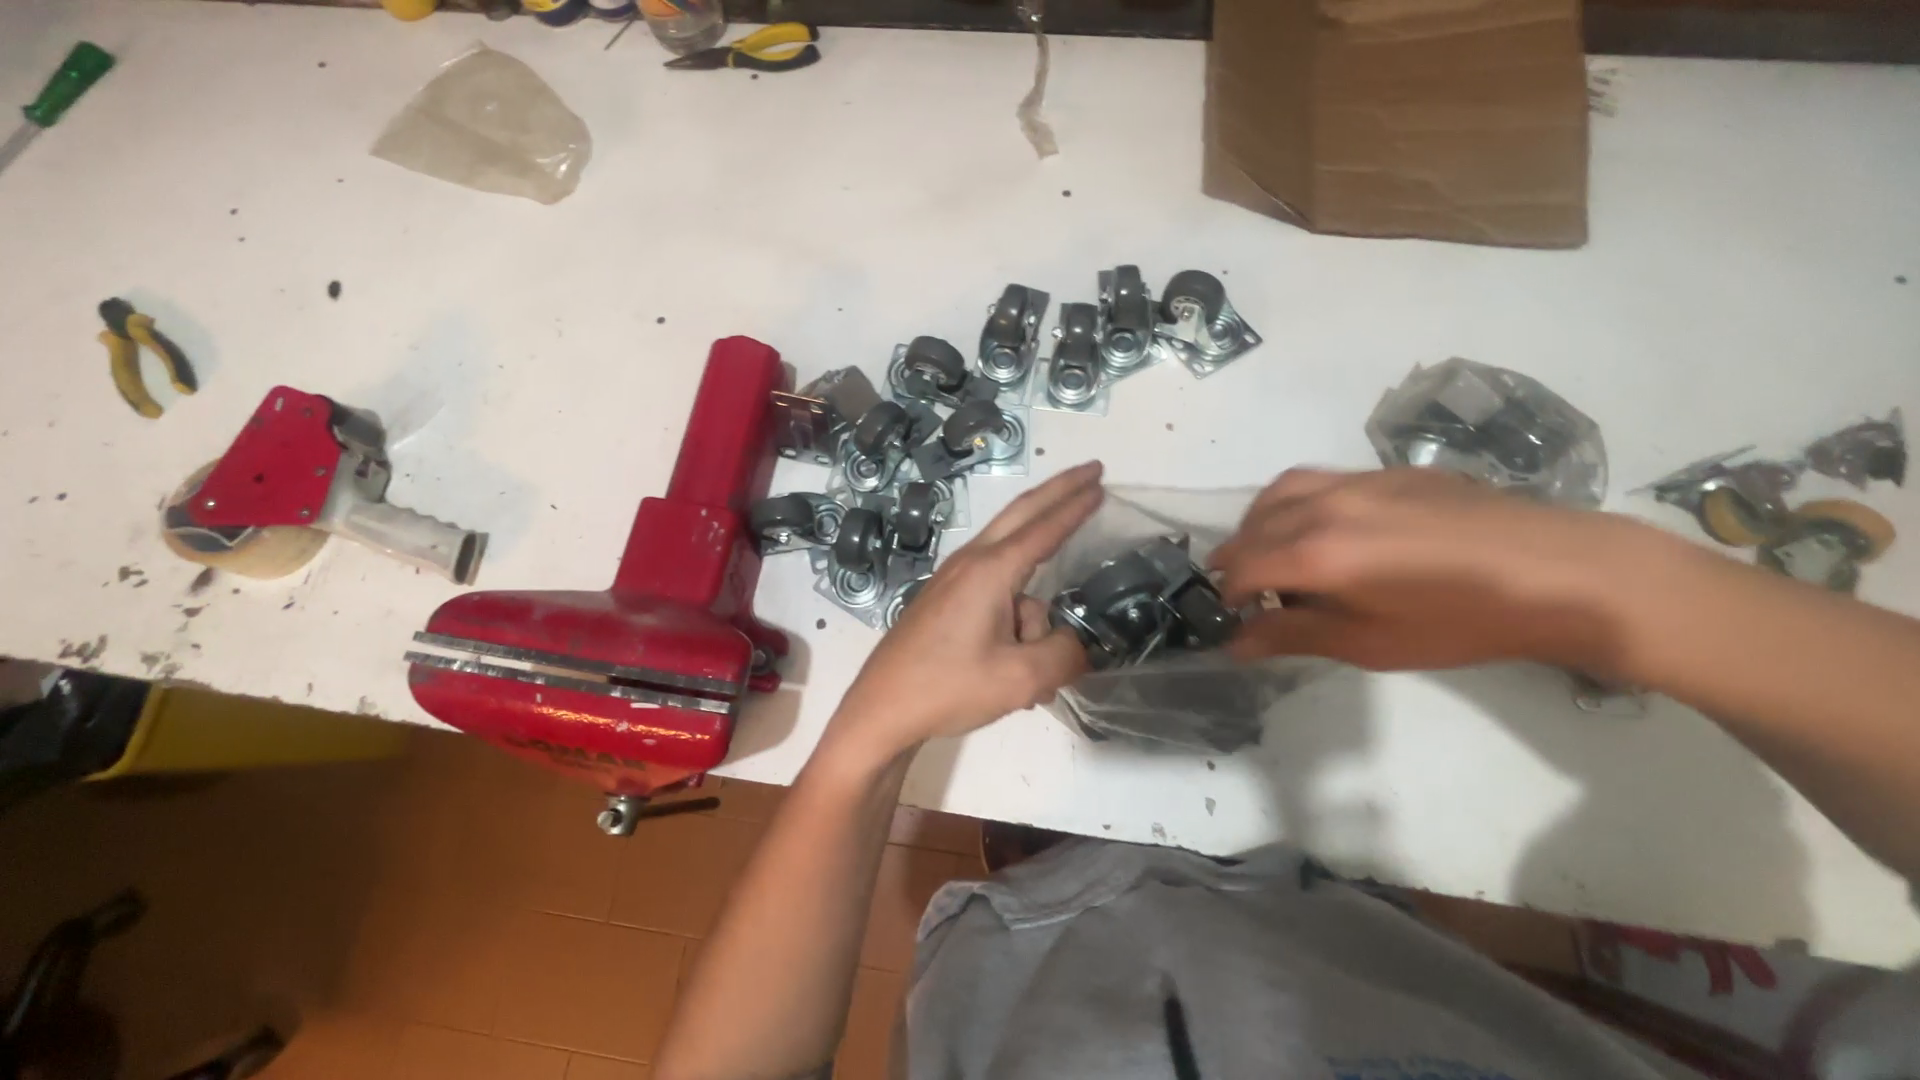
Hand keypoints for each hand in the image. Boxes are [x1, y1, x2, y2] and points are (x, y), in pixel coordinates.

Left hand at [822, 462, 1104, 763]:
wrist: (881, 709)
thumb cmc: (948, 688)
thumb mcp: (1021, 679)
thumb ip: (1064, 654)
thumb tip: (1075, 643)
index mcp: (991, 571)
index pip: (1044, 527)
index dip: (1077, 504)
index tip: (1101, 480)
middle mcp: (970, 563)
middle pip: (1021, 513)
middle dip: (1059, 492)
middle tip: (1092, 471)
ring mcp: (952, 579)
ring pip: (1012, 571)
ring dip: (1034, 609)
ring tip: (1035, 671)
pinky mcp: (944, 600)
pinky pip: (994, 593)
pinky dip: (1015, 619)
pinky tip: (1012, 668)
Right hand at [1209, 467, 1674, 672]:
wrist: (1559, 573)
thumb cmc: (1460, 622)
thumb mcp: (1368, 643)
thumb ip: (1292, 637)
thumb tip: (1236, 642)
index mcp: (1315, 552)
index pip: (1240, 567)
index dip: (1227, 597)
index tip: (1233, 620)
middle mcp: (1324, 505)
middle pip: (1253, 526)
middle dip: (1238, 560)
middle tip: (1248, 595)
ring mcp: (1358, 481)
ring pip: (1281, 492)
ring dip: (1262, 523)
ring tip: (1275, 554)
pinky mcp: (1390, 472)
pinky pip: (1320, 482)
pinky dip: (1298, 505)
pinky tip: (1328, 533)